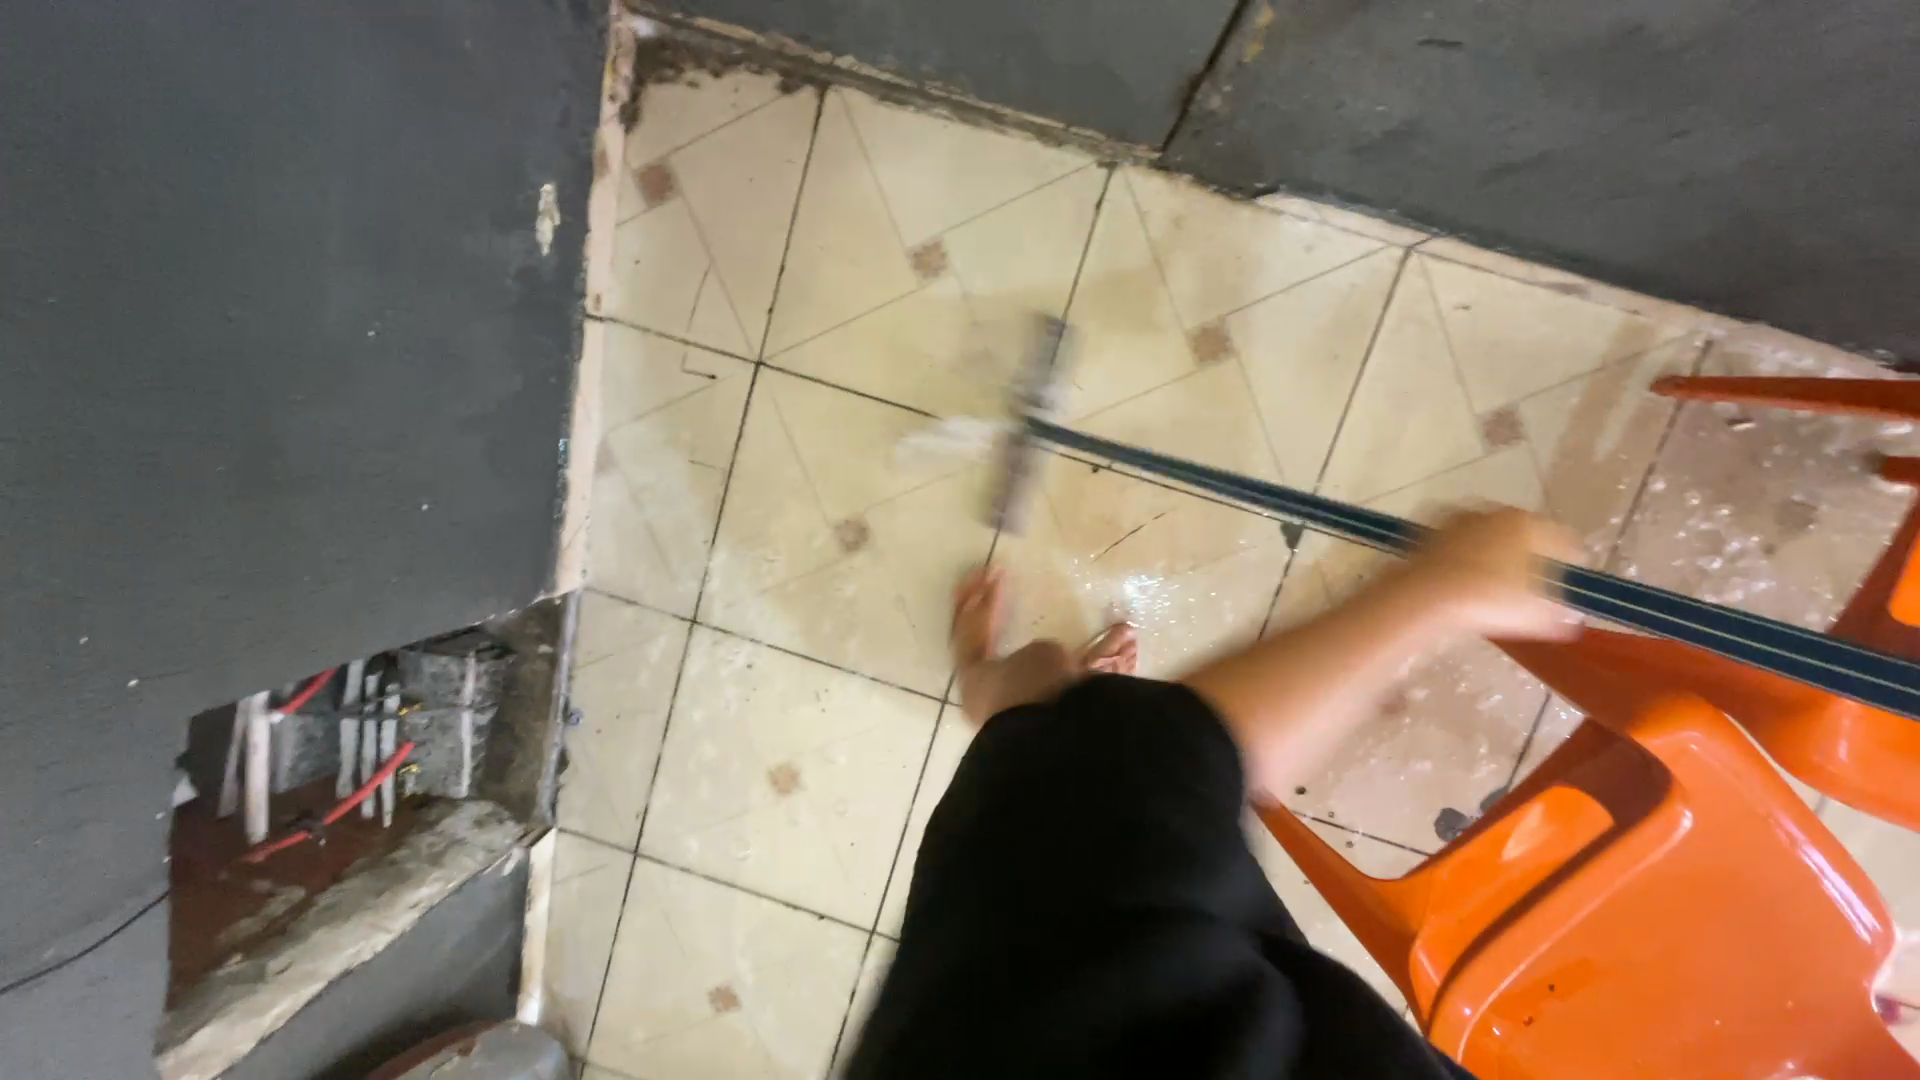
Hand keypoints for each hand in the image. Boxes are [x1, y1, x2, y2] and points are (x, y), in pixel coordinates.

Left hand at [1400, 507, 1582, 640]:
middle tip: (1531, 577)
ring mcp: (1457, 519)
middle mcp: (1494, 513)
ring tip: (1493, 577)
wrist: (1425, 596)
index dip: (1570, 558)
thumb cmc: (1489, 601)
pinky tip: (1459, 573)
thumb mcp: (1535, 614)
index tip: (1571, 573)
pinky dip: (1460, 554)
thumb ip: (1558, 615)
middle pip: (1522, 532)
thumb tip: (1569, 619)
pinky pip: (1453, 542)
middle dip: (1529, 552)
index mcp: (1530, 524)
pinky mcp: (1427, 531)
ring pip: (1486, 534)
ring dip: (1492, 550)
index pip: (1564, 538)